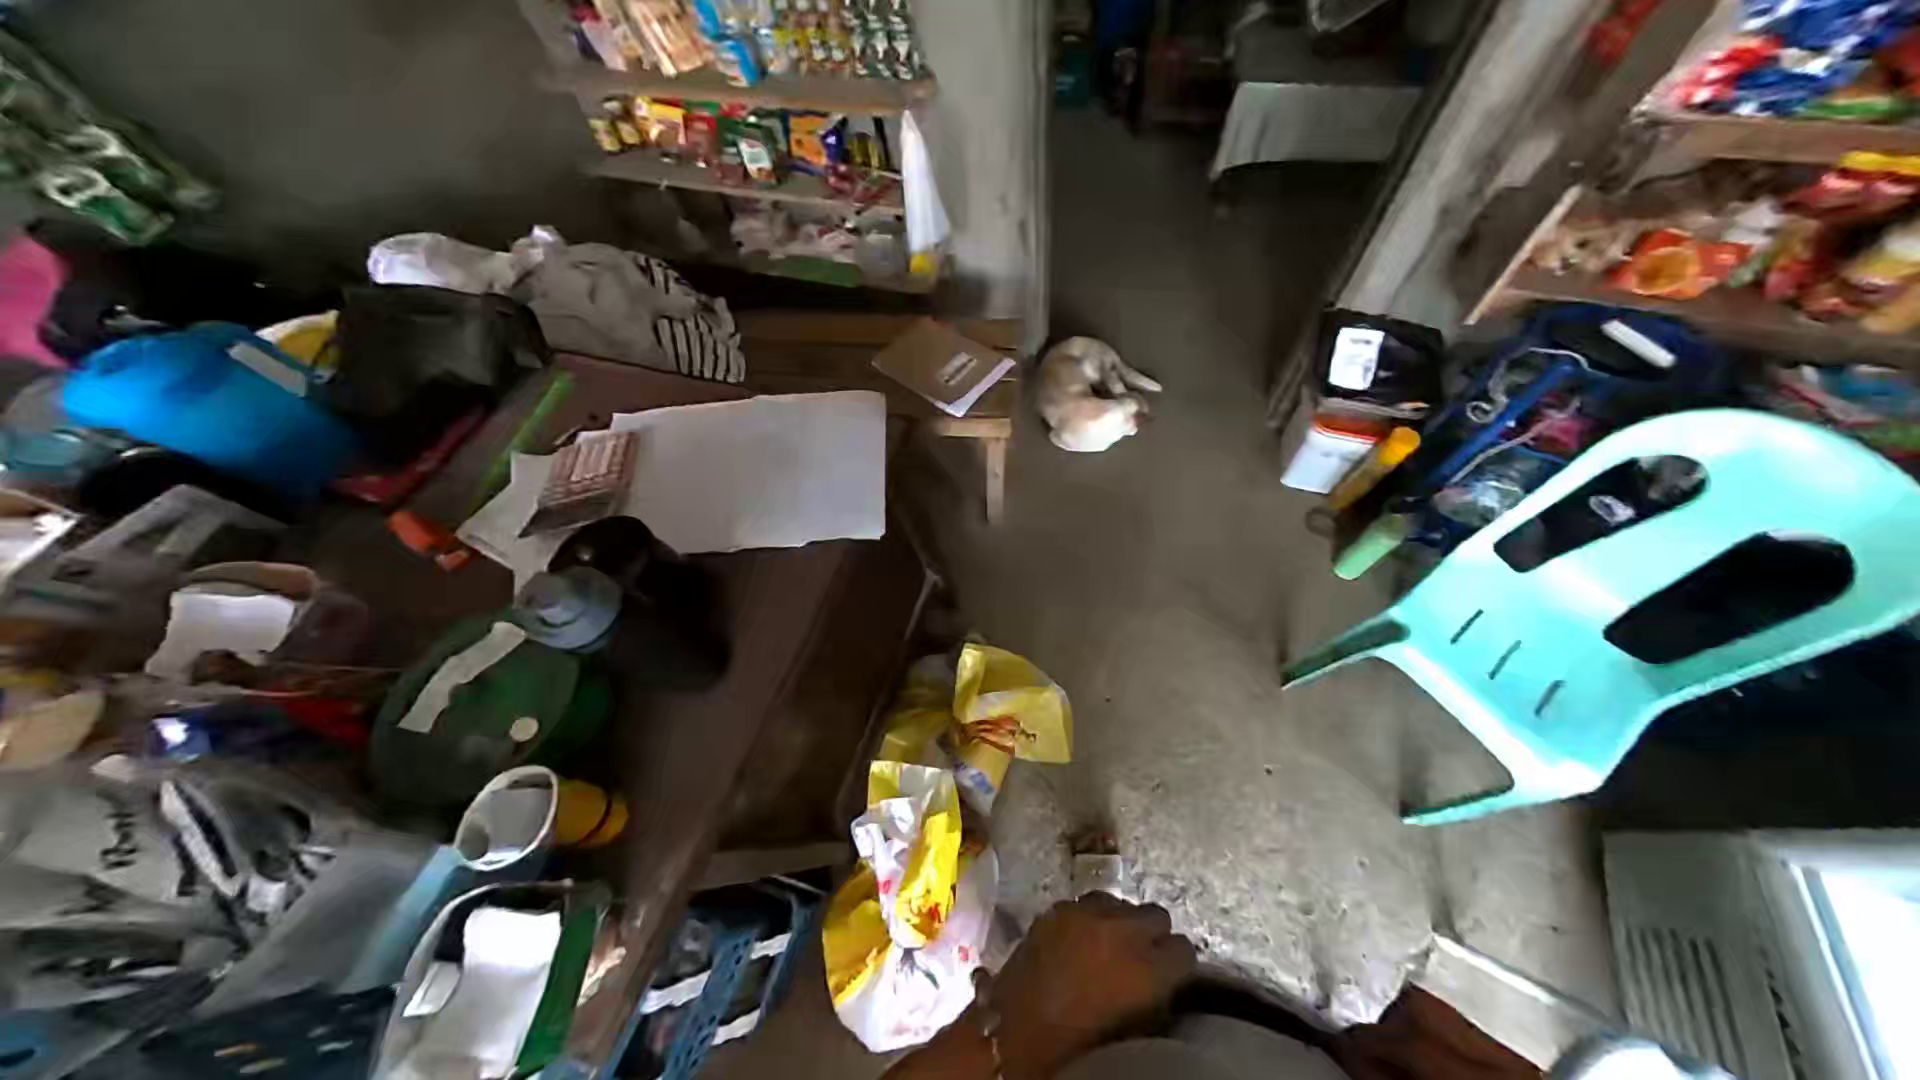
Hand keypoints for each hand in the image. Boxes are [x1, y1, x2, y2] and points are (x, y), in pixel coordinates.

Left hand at [983, 893, 1196, 1079]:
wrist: (1015, 1030)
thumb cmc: (1077, 1043)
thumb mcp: (1132, 1026)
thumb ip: (1153, 998)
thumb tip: (1161, 983)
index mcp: (1147, 970)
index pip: (1184, 950)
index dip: (1177, 963)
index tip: (1169, 972)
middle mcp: (1122, 931)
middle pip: (1156, 914)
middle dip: (1153, 933)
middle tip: (1140, 953)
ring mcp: (1087, 913)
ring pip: (1121, 902)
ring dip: (1120, 919)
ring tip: (1108, 940)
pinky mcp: (1059, 907)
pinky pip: (1087, 902)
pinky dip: (1090, 916)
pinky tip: (1080, 936)